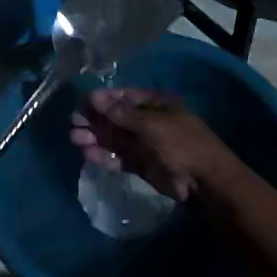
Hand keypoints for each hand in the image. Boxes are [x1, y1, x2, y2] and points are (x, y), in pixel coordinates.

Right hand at [70, 88, 239, 201]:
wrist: (204, 180)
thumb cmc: (182, 144)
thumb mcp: (152, 125)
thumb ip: (121, 114)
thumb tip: (94, 96)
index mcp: (156, 105)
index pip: (125, 98)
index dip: (104, 99)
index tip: (84, 102)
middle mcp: (148, 122)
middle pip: (116, 118)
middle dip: (95, 120)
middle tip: (73, 122)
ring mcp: (144, 144)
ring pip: (115, 139)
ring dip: (95, 138)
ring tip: (74, 138)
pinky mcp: (141, 165)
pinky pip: (119, 157)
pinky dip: (104, 156)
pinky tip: (87, 154)